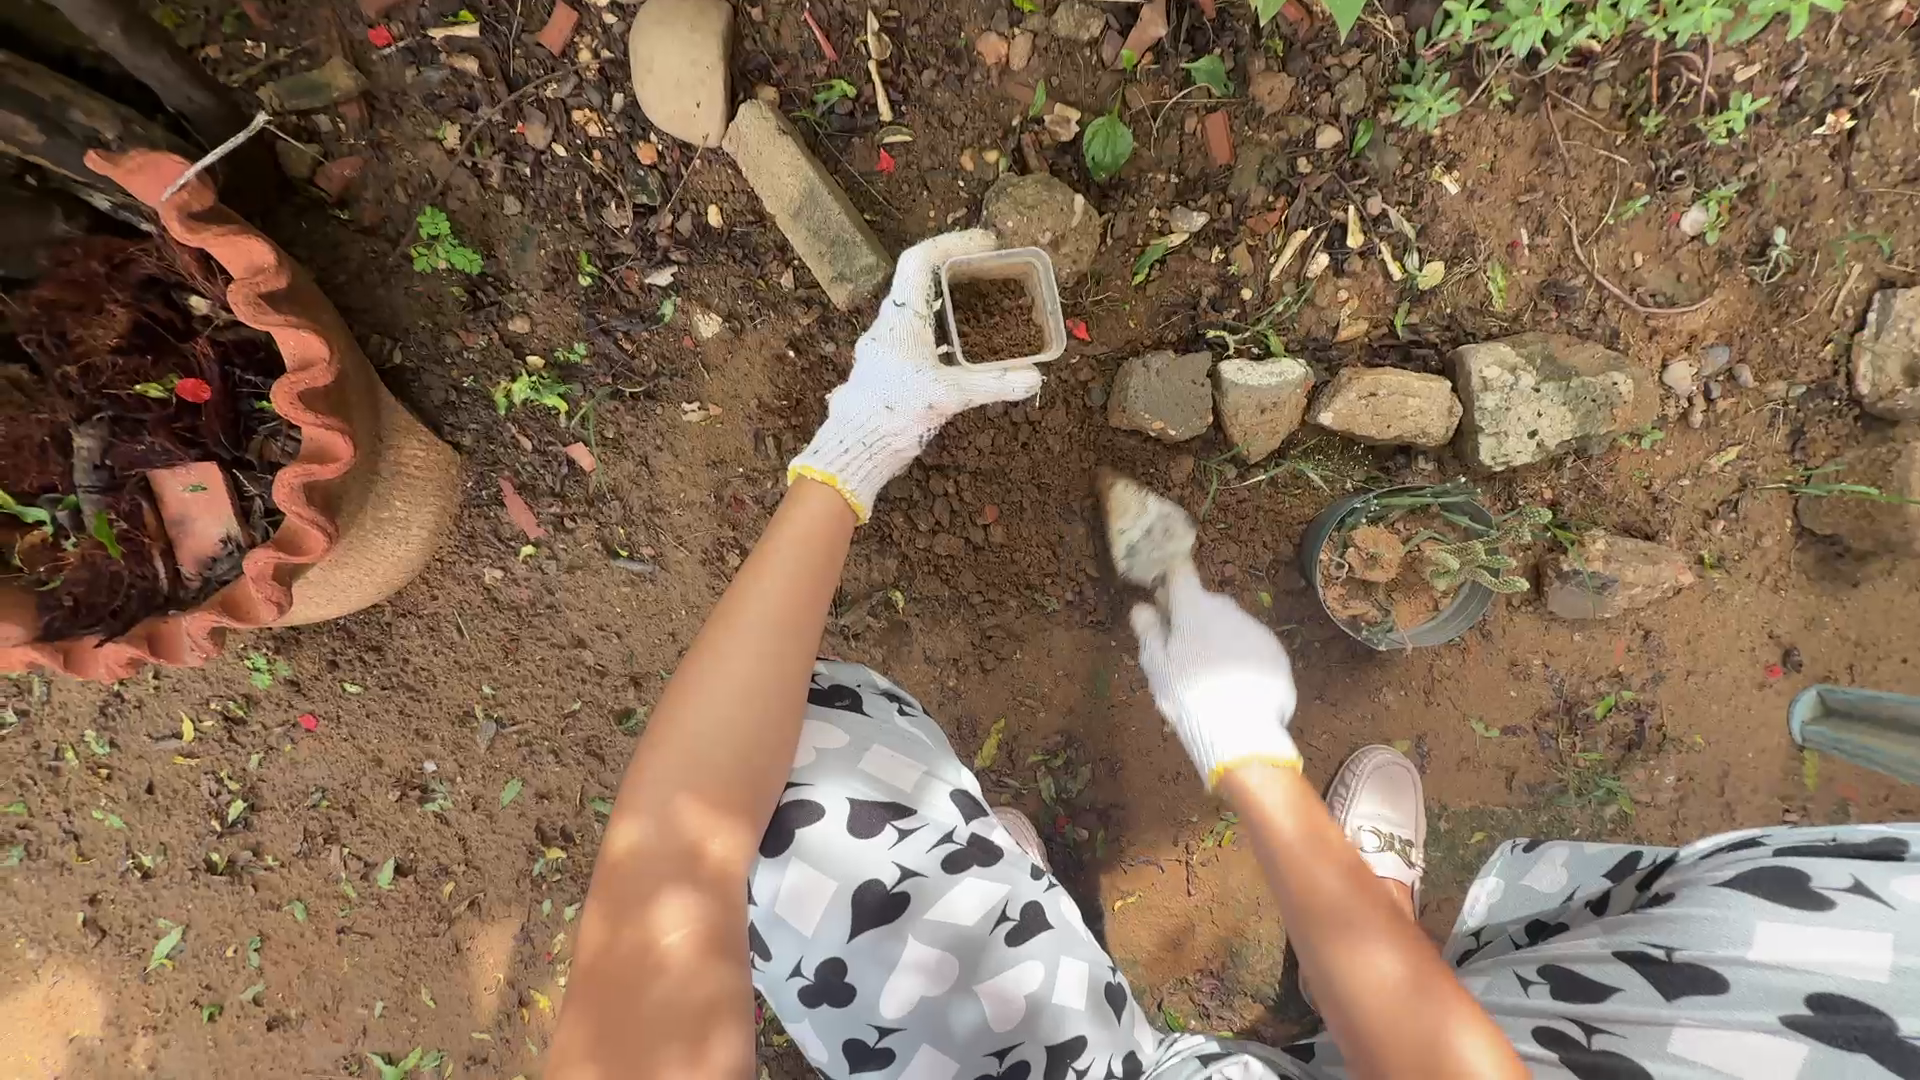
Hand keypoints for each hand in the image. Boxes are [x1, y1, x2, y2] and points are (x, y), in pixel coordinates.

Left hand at [787, 230, 1043, 522]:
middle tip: (990, 276)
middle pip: (922, 284)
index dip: (953, 243)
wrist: (857, 449)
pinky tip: (964, 354)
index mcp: (901, 319)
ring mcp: (886, 349)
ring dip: (950, 307)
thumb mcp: (950, 395)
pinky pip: (918, 341)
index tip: (983, 243)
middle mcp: (890, 326)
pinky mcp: (889, 370)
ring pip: (920, 314)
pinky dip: (943, 338)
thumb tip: (1035, 379)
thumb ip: (993, 384)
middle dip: (957, 275)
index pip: (921, 261)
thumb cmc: (895, 412)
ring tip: (984, 311)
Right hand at [1128, 563, 1300, 788]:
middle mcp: (1227, 609)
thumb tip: (1142, 606)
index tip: (1164, 596)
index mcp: (1194, 608)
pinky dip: (1241, 656)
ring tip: (1209, 673)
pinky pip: (1252, 646)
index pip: (1180, 572)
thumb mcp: (1156, 664)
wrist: (1240, 731)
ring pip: (1230, 624)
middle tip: (1181, 648)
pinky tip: (1234, 685)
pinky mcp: (1276, 653)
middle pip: (1205, 601)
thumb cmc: (1187, 693)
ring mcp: (1256, 629)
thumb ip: (1148, 629)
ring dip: (1218, 636)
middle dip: (1192, 616)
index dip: (1170, 580)